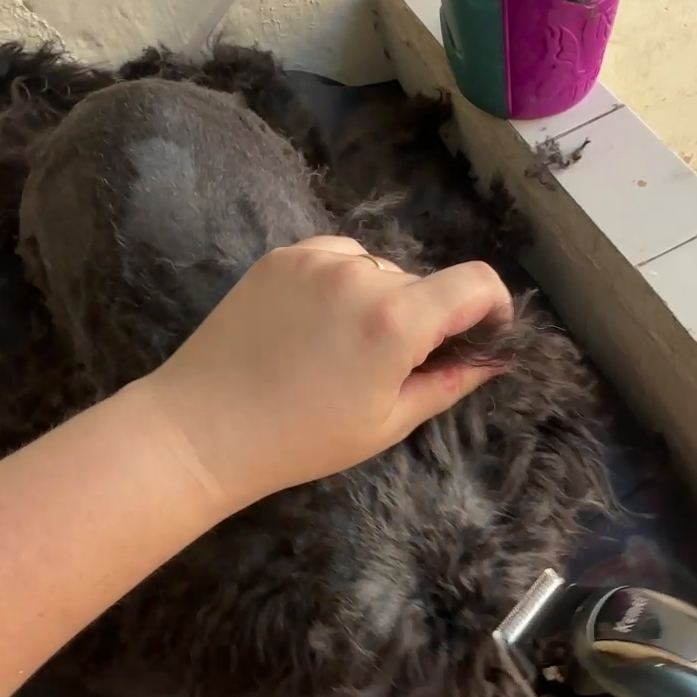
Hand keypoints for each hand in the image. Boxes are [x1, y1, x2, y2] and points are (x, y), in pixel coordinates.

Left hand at [133, 236, 512, 506]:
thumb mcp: (387, 423)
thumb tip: (492, 360)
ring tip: (343, 347)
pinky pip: (339, 259)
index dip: (493, 306)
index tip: (481, 334)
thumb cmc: (302, 440)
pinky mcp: (283, 255)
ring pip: (380, 271)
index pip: (476, 282)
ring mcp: (317, 259)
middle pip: (423, 285)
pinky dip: (345, 284)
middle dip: (424, 320)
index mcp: (396, 321)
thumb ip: (448, 383)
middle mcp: (362, 274)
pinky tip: (317, 324)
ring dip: (382, 301)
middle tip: (390, 366)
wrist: (203, 428)